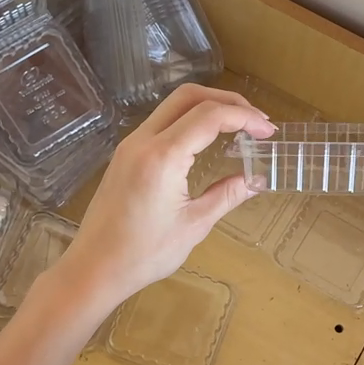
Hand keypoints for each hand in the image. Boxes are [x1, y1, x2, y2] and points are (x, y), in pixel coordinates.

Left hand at [52, 84, 274, 309]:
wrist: (94, 267)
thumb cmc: (144, 253)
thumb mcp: (194, 225)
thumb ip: (227, 195)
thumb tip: (256, 180)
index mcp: (162, 157)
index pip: (210, 117)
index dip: (245, 117)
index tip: (268, 131)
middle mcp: (143, 140)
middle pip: (189, 97)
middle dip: (227, 101)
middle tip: (255, 120)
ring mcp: (130, 145)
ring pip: (172, 106)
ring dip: (207, 108)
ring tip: (237, 127)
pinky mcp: (125, 155)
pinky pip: (161, 123)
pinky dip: (189, 121)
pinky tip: (207, 140)